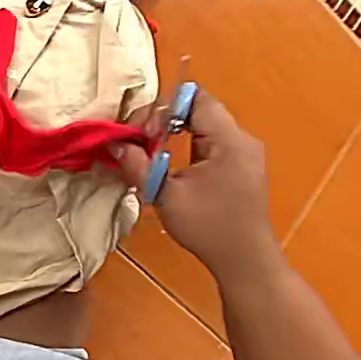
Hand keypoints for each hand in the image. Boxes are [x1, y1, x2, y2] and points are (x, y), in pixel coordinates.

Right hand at [113, 94, 280, 281]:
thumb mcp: (167, 197)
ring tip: (150, 152)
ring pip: (204, 126)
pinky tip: (170, 165)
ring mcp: (244, 152)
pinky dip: (187, 145)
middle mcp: (241, 139)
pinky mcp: (241, 166)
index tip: (142, 132)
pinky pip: (211, 142)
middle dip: (164, 120)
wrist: (245, 260)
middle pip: (199, 109)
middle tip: (140, 142)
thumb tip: (115, 144)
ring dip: (174, 133)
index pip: (196, 99)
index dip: (164, 108)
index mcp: (229, 140)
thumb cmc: (209, 229)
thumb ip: (139, 166)